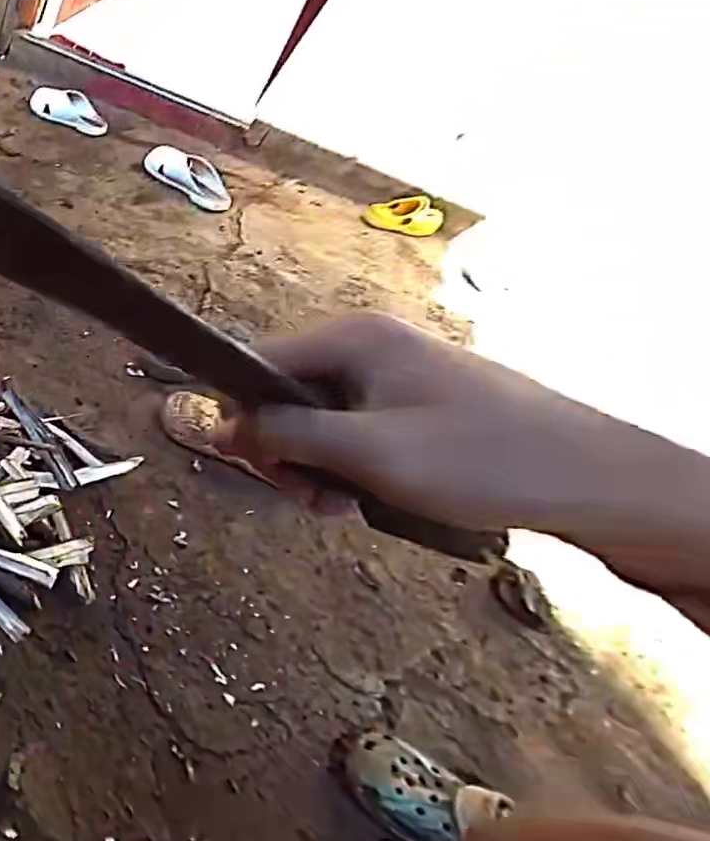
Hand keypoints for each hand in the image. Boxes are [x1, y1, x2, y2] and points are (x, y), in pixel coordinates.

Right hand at [228, 314, 708, 541]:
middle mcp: (365, 346)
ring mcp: (391, 373)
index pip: (253, 364)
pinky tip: (365, 494)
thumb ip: (282, 435)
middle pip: (280, 396)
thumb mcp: (368, 453)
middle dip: (284, 450)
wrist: (622, 492)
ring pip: (312, 418)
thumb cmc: (489, 462)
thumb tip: (217, 427)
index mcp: (351, 338)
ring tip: (340, 503)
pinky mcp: (413, 402)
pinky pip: (348, 429)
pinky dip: (345, 464)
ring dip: (313, 465)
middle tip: (309, 494)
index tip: (254, 462)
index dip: (240, 414)